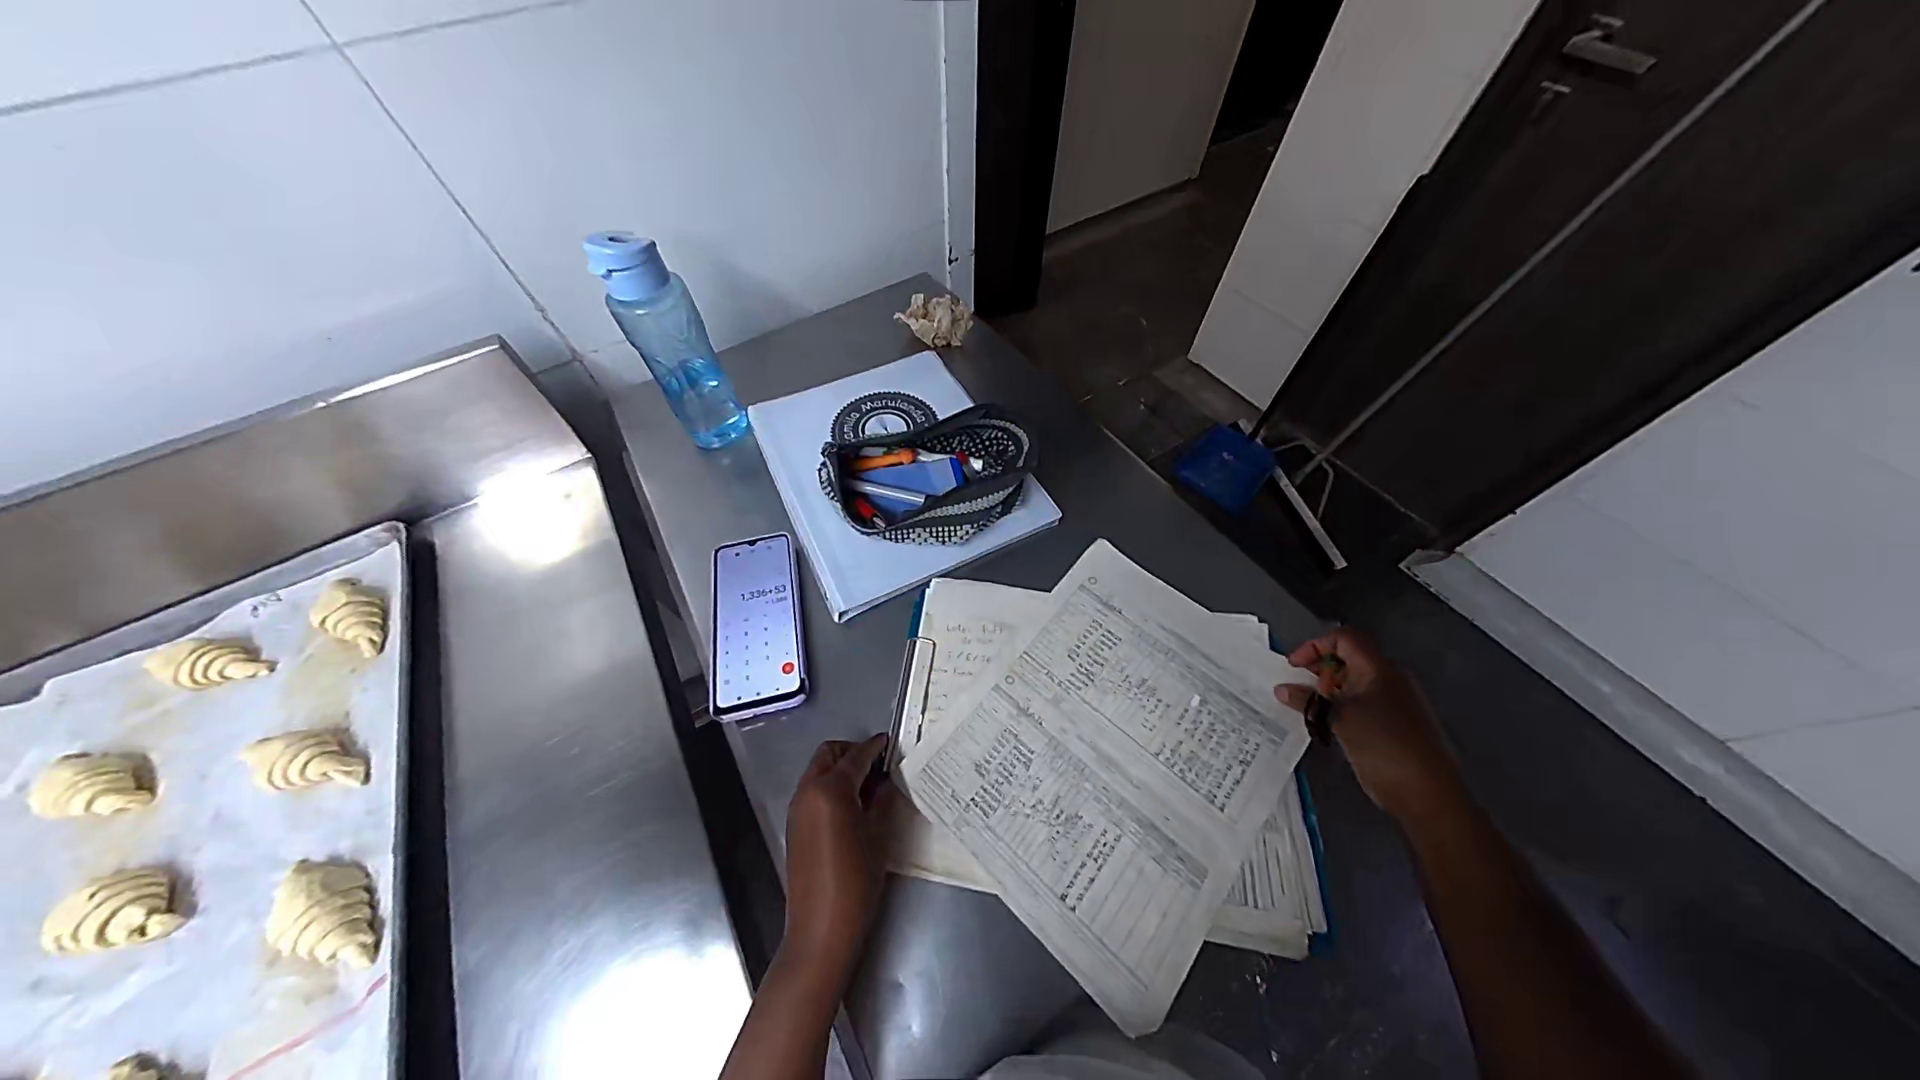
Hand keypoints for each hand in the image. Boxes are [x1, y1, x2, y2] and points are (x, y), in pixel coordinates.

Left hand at [783, 734, 892, 969]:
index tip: (890, 744)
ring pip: (818, 771)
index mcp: (830, 790)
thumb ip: (882, 800)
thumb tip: (885, 781)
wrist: (820, 928)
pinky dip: (830, 787)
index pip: (856, 756)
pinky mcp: (794, 826)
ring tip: (868, 788)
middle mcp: (808, 792)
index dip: (875, 747)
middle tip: (878, 766)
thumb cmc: (855, 882)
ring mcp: (797, 809)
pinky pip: (812, 791)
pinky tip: (852, 808)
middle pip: (829, 754)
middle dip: (852, 752)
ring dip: (840, 769)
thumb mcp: (879, 836)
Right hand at [1276, 628, 1463, 822]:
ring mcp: (1392, 703)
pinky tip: (1326, 725)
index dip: (1315, 645)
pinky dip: (1339, 707)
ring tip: (1309, 709)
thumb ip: (1309, 701)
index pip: (1344, 639)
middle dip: (1318, 669)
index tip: (1294, 667)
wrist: (1426, 792)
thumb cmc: (1383, 745)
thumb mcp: (1340, 718)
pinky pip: (1359, 704)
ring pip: (1352, 683)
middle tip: (1299, 688)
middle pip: (1348, 659)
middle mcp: (1388, 680)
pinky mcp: (1391, 725)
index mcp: (1379, 669)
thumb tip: (1282, 690)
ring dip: (1327, 690)